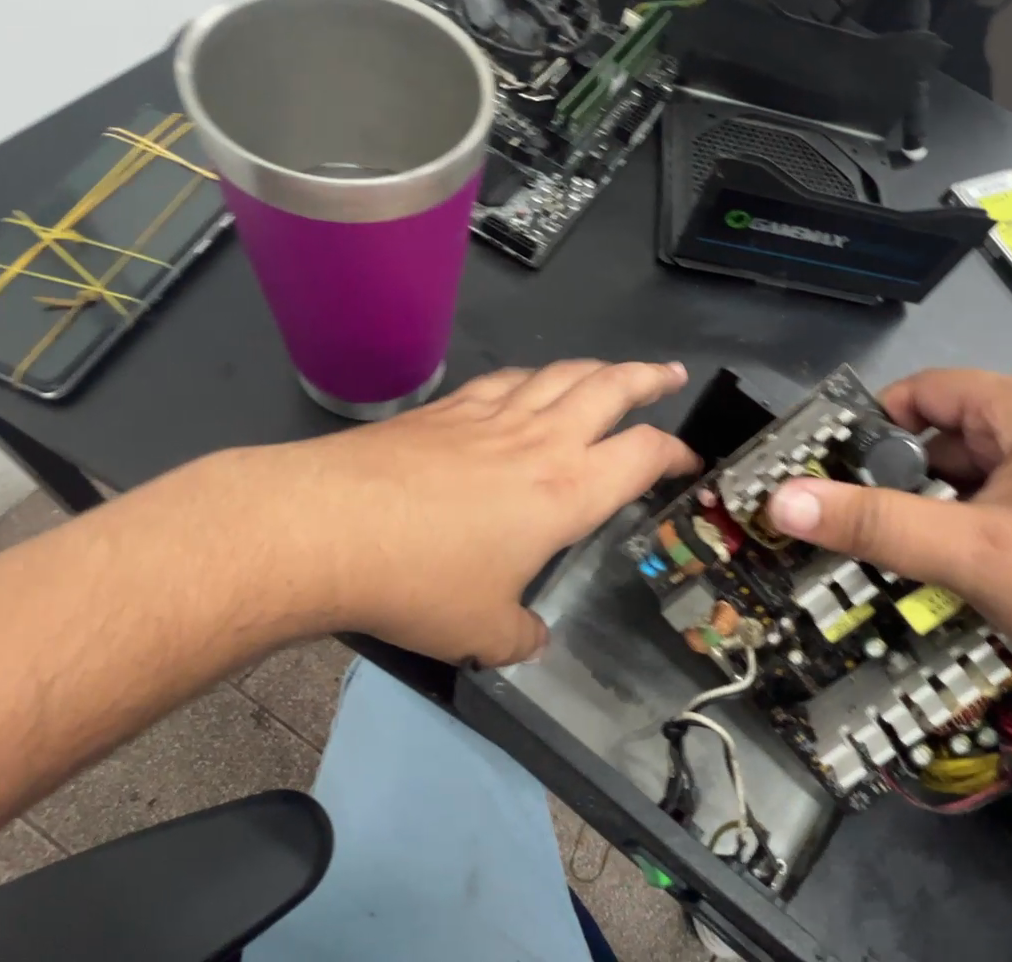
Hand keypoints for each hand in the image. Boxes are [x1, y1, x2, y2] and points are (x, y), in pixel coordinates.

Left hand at [223, 361, 698, 667]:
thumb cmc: (418, 582)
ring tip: (610, 374)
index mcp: (567, 491)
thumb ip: (519, 638)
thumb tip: (530, 642)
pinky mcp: (445, 409)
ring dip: (595, 369)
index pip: (642, 456)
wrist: (324, 528)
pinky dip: (531, 378)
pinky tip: (527, 386)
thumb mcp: (481, 632)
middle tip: (670, 376)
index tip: (687, 462)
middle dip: (649, 379)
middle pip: (611, 388)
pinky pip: (506, 380)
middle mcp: (540, 441)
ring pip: (560, 373)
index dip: (676, 454)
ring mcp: (490, 417)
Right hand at [764, 369, 1011, 704]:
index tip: (838, 480)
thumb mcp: (973, 555)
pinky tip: (1003, 570)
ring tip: (944, 563)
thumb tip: (782, 500)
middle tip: (888, 538)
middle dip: (916, 482)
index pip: (925, 391)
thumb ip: (873, 524)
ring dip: (959, 508)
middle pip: (959, 433)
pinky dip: (1002, 520)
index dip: (872, 430)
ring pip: (997, 468)